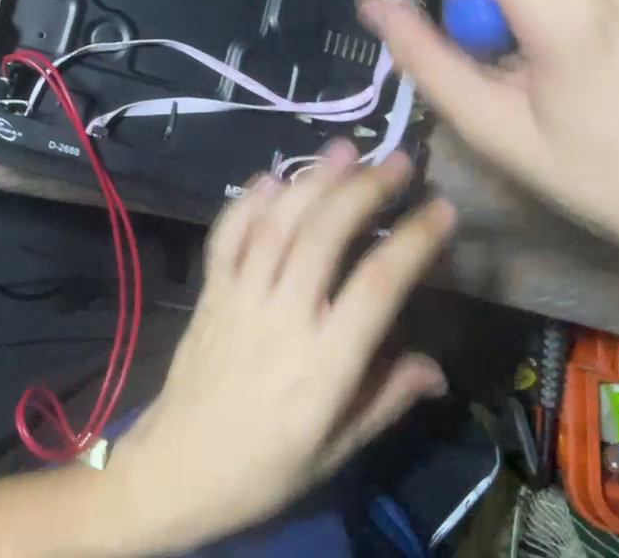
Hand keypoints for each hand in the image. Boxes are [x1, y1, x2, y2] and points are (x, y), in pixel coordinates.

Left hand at [103, 146, 454, 551]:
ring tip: (343, 149)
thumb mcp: (336, 450)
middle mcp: (282, 317)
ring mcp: (239, 298)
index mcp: (324, 362)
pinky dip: (246, 205)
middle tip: (397, 162)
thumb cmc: (265, 468)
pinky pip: (226, 239)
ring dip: (310, 181)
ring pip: (276, 225)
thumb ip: (385, 399)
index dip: (415, 241)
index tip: (442, 210)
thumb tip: (436, 368)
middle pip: (325, 236)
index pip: (379, 284)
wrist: (176, 469)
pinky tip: (268, 178)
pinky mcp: (209, 293)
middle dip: (364, 191)